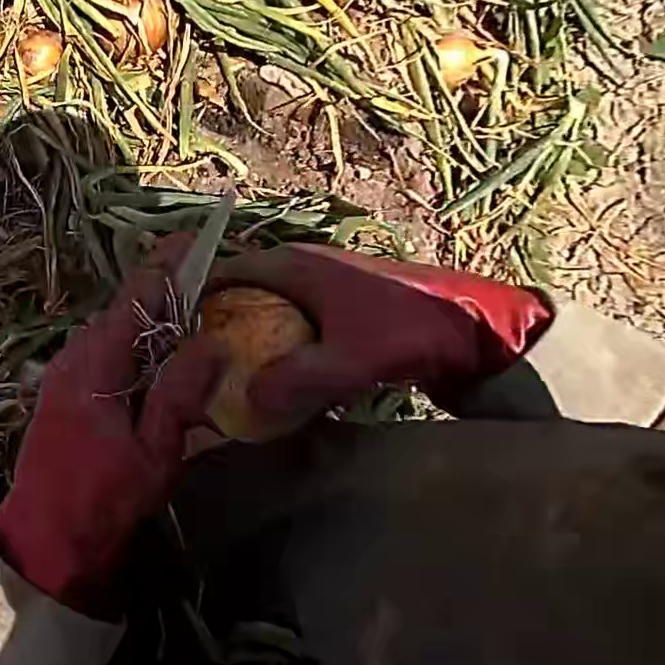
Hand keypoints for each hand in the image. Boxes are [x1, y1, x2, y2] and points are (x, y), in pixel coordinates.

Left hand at [0, 238, 225, 615]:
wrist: (44, 534)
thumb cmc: (103, 496)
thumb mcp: (154, 450)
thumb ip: (181, 393)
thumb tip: (213, 340)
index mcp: (97, 358)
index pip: (137, 293)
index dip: (169, 262)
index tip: (199, 239)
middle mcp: (77, 351)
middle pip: (128, 306)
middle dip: (168, 292)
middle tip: (211, 289)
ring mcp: (67, 366)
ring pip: (117, 327)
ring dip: (152, 321)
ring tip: (193, 322)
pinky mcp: (66, 384)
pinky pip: (106, 348)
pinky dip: (136, 344)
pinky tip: (160, 363)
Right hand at [209, 245, 550, 427]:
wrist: (484, 325)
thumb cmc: (411, 331)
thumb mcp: (352, 360)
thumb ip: (297, 381)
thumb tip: (245, 402)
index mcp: (293, 264)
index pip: (226, 271)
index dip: (198, 299)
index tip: (180, 336)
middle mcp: (302, 263)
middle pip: (244, 287)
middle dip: (220, 320)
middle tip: (203, 361)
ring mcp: (324, 278)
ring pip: (269, 301)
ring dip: (251, 329)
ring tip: (234, 368)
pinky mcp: (344, 297)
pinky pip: (294, 314)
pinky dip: (279, 335)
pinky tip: (282, 368)